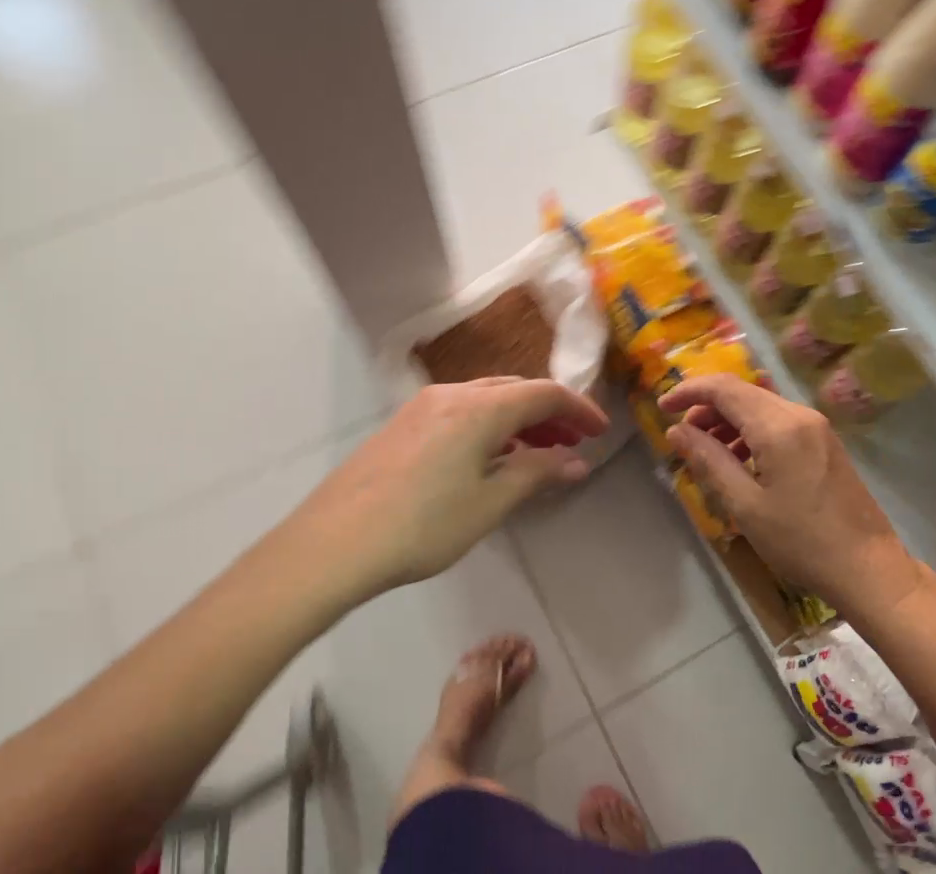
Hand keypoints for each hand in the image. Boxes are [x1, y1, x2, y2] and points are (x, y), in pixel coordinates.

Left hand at [288, 378, 608, 594]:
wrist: (333, 544)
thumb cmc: (423, 526)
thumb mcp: (489, 503)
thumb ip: (537, 474)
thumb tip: (575, 461)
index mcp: (479, 407)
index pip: (543, 392)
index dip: (579, 409)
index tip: (602, 432)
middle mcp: (451, 394)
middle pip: (514, 390)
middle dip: (550, 413)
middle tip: (574, 444)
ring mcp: (421, 408)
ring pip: (485, 400)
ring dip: (518, 421)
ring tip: (539, 454)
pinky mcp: (401, 426)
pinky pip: (460, 413)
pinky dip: (489, 428)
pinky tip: (491, 460)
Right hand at [658, 375, 924, 617]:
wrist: (868, 568)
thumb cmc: (801, 542)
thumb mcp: (745, 505)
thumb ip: (708, 460)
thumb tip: (676, 431)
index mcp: (779, 427)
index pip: (724, 388)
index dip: (688, 392)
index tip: (662, 409)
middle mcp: (800, 415)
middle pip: (743, 393)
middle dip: (707, 407)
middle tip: (682, 437)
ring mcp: (817, 427)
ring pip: (761, 407)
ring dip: (729, 421)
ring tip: (707, 453)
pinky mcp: (825, 443)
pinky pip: (779, 423)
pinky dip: (751, 432)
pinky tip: (741, 462)